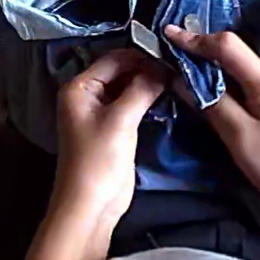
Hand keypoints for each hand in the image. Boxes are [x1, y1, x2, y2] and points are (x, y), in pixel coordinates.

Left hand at [52, 49, 167, 231]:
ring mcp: (99, 112)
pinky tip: (167, 94)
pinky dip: (146, 98)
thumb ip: (142, 89)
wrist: (90, 206)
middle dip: (147, 68)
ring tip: (178, 76)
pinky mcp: (112, 127)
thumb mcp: (121, 120)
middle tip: (180, 64)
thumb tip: (164, 66)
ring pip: (127, 87)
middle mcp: (86, 95)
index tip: (172, 54)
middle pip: (120, 71)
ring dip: (148, 83)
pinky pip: (130, 103)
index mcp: (79, 87)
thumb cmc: (100, 160)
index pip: (114, 59)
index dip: (142, 55)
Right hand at [163, 25, 259, 224]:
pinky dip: (222, 78)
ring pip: (237, 65)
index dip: (196, 39)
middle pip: (233, 52)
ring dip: (209, 64)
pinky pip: (244, 79)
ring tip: (180, 65)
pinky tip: (206, 86)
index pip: (228, 46)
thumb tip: (181, 79)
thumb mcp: (239, 137)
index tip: (167, 35)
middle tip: (168, 51)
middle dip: (199, 49)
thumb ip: (211, 104)